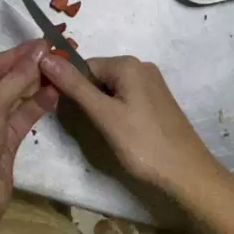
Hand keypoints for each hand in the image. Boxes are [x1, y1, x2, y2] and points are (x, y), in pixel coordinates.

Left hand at [0, 41, 58, 214]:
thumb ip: (17, 77)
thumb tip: (39, 51)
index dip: (19, 53)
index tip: (46, 41)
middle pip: (6, 79)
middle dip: (30, 67)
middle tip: (59, 54)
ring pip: (17, 97)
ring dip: (37, 84)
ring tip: (62, 70)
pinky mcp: (6, 142)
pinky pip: (23, 116)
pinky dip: (38, 104)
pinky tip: (55, 93)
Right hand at [39, 52, 221, 196]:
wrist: (188, 174)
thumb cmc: (143, 144)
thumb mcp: (104, 115)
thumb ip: (74, 86)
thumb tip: (45, 58)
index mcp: (128, 64)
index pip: (84, 67)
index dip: (74, 89)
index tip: (73, 115)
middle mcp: (142, 66)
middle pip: (98, 76)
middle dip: (89, 100)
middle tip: (94, 128)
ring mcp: (152, 83)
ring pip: (111, 89)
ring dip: (103, 109)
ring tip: (109, 133)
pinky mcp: (158, 101)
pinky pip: (127, 98)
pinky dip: (118, 113)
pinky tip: (123, 133)